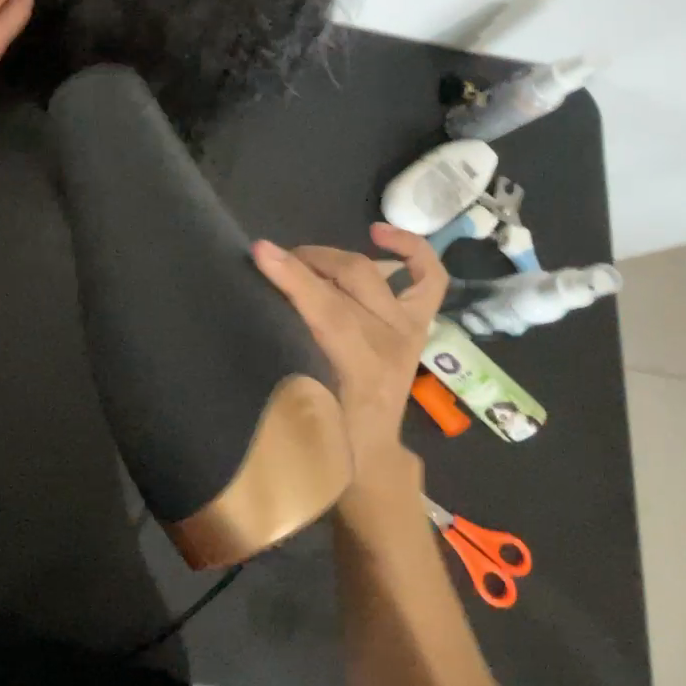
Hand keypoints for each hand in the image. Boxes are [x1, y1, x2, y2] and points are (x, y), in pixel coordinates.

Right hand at [252, 223, 447, 531]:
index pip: (329, 309)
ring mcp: (410, 330)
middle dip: (306, 261)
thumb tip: (257, 305)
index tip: (259, 252)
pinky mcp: (419, 324)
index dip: (293, 277)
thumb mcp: (299, 403)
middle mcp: (394, 342)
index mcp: (364, 367)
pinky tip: (379, 234)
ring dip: (332, 257)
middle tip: (272, 261)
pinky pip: (427, 278)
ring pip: (372, 272)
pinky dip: (409, 250)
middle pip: (351, 280)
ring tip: (303, 257)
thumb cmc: (325, 433)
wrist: (368, 452)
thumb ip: (285, 356)